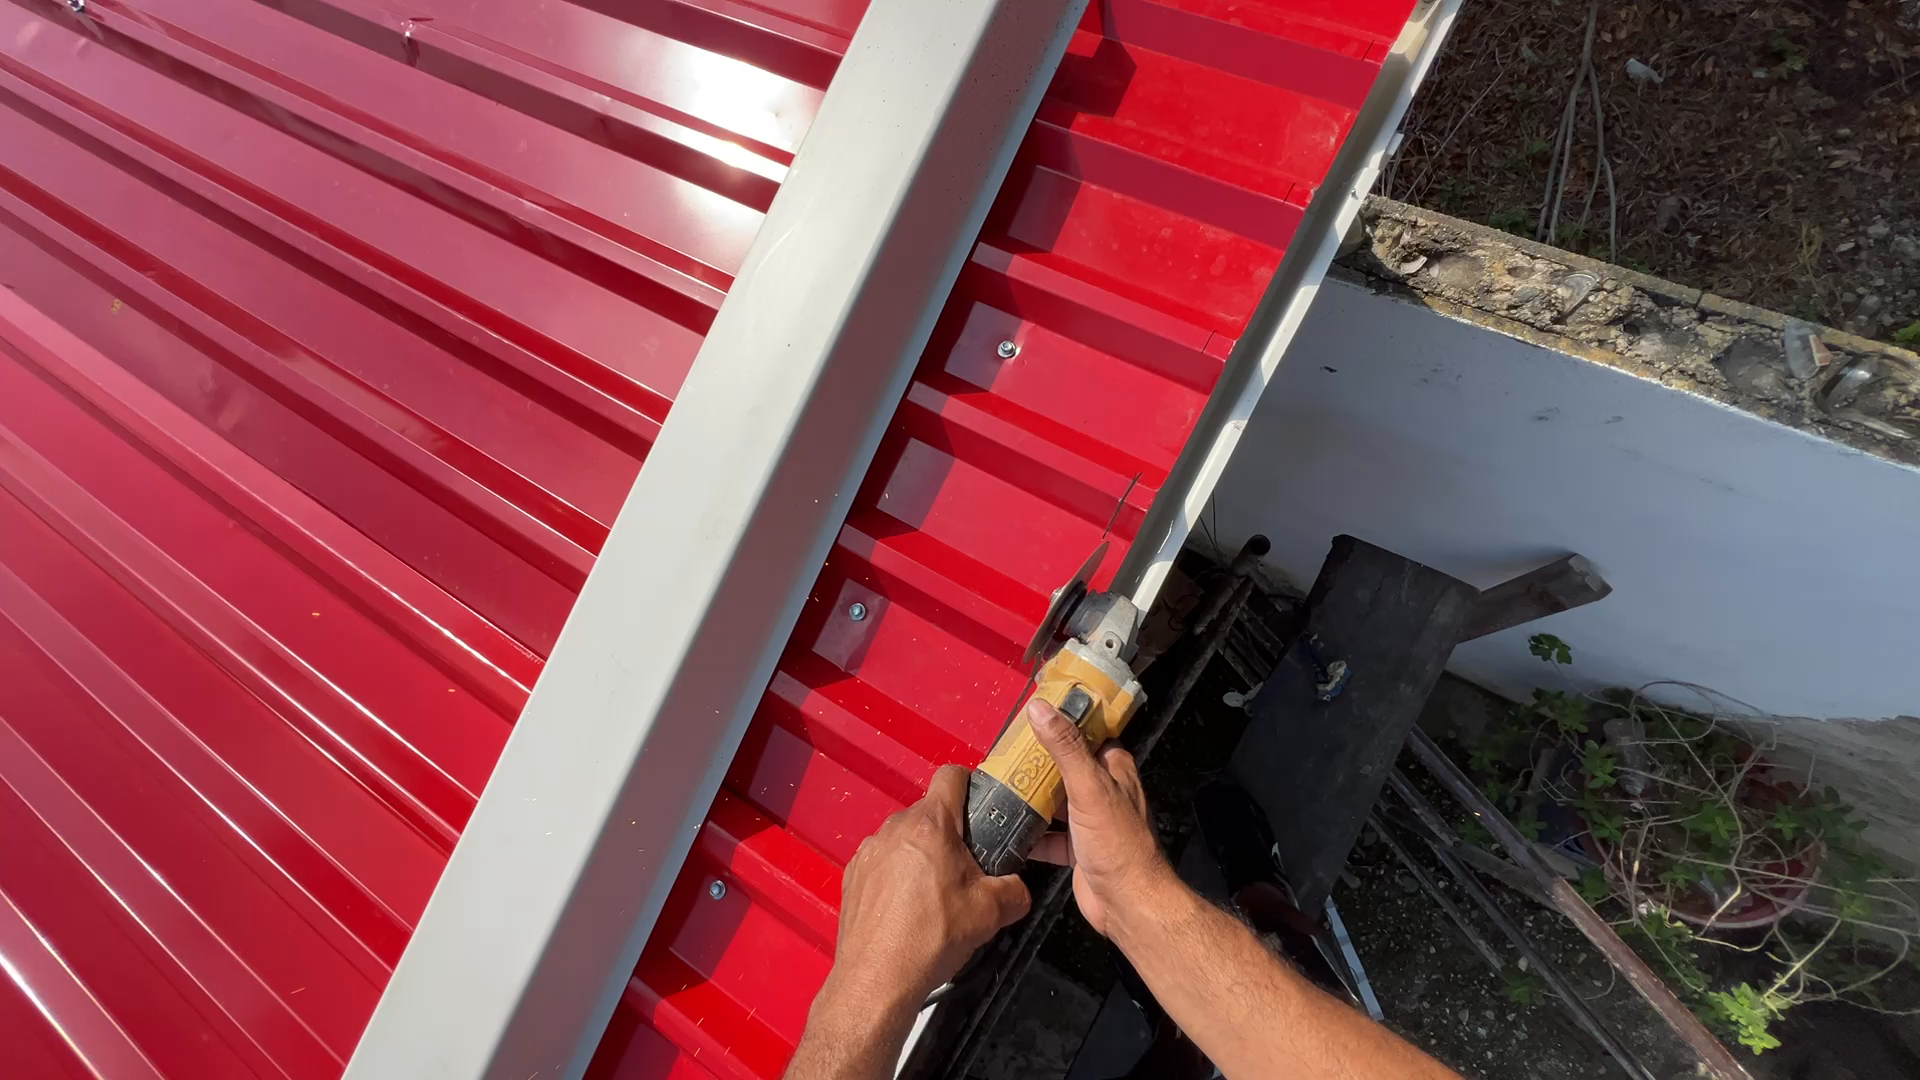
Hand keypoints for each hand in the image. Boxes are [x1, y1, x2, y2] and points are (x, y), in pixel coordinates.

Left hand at [822, 765, 1030, 1013]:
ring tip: (933, 894)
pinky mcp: (853, 873)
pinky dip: (896, 874)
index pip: (952, 775)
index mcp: (931, 825)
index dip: (970, 782)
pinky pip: (882, 860)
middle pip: (930, 811)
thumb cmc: (929, 939)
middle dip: (949, 832)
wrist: (876, 980)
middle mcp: (896, 828)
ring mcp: (871, 849)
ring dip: (921, 853)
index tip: (978, 802)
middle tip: (964, 867)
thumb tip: (1018, 889)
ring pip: (905, 836)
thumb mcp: (991, 913)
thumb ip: (1015, 890)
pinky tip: (905, 908)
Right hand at [1024, 699, 1173, 937]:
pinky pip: (1049, 835)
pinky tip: (1008, 828)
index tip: (1034, 713)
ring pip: (1056, 800)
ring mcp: (1091, 820)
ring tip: (1001, 784)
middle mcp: (1104, 790)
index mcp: (1114, 768)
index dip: (1064, 721)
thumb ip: (1065, 747)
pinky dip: (1031, 833)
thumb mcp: (1089, 786)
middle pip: (1067, 766)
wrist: (1128, 904)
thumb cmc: (1118, 842)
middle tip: (1006, 751)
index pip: (1089, 733)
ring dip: (1032, 796)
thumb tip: (1040, 709)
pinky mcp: (1078, 848)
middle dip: (1039, 760)